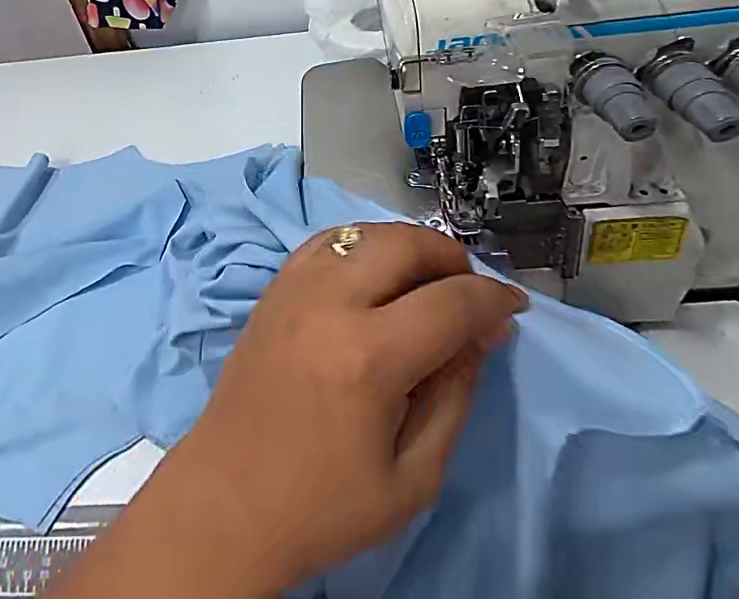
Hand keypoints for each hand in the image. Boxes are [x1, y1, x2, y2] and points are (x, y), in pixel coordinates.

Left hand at [49, 223, 526, 598]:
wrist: (226, 503)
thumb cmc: (322, 505)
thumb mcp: (413, 475)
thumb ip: (456, 395)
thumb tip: (482, 334)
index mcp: (367, 357)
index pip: (450, 302)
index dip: (493, 299)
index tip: (512, 308)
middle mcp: (329, 304)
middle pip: (406, 245)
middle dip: (451, 259)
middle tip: (468, 291)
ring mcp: (294, 289)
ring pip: (365, 233)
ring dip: (407, 246)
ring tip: (426, 279)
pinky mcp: (272, 290)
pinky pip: (326, 242)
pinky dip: (361, 245)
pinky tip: (373, 272)